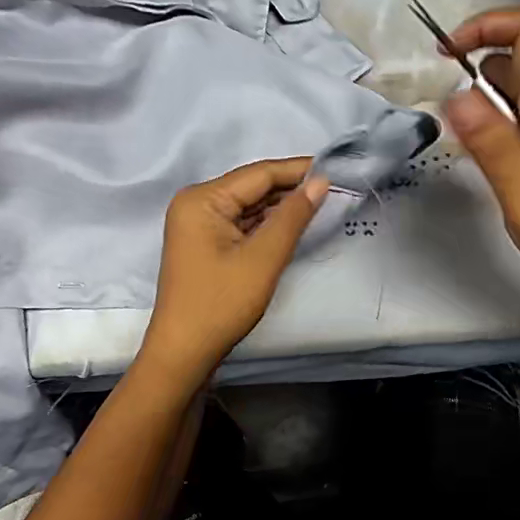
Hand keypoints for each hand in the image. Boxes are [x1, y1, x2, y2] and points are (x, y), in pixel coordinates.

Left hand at [139, 158, 329, 380]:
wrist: (183, 353)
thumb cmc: (221, 304)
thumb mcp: (263, 258)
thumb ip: (293, 216)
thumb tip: (320, 181)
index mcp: (202, 199)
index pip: (258, 173)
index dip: (297, 169)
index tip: (336, 166)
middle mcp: (195, 203)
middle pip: (251, 186)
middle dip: (290, 188)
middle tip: (334, 187)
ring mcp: (196, 224)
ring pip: (247, 205)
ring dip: (279, 206)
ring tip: (321, 203)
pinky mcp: (203, 243)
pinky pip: (239, 222)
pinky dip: (264, 224)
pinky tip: (292, 224)